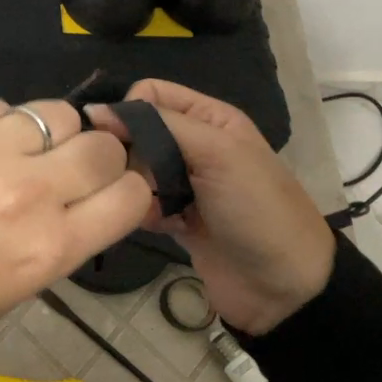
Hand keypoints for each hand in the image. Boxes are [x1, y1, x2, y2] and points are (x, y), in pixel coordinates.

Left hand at [0, 99, 150, 359]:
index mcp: (52, 246)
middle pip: (101, 146)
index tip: (112, 188)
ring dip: (50, 132)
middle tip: (69, 167)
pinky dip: (0, 120)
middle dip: (97, 155)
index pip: (130, 193)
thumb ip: (62, 237)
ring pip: (55, 112)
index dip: (128, 188)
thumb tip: (85, 198)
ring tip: (24, 149)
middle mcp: (29, 192)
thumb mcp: (22, 288)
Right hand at [88, 80, 334, 334]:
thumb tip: (95, 110)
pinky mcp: (176, 217)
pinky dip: (139, 212)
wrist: (286, 287)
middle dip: (126, 151)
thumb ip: (159, 124)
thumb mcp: (216, 151)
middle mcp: (195, 144)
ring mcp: (185, 183)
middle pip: (137, 131)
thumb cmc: (255, 208)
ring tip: (141, 202)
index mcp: (209, 119)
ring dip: (131, 184)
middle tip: (130, 176)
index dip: (128, 111)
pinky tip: (153, 224)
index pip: (150, 94)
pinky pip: (140, 203)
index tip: (117, 140)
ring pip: (134, 168)